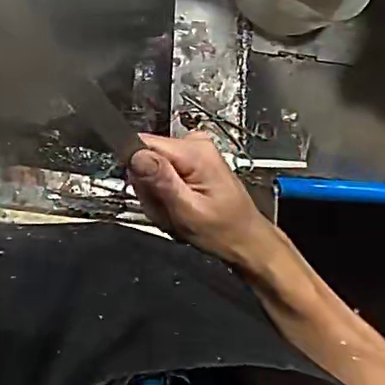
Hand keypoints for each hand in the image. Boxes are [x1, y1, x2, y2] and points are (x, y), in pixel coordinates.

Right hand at [128, 132, 278, 269]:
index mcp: (195, 152)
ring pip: (149, 165)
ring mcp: (194, 149)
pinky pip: (159, 169)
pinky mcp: (191, 158)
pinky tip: (179, 204)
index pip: (141, 145)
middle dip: (148, 187)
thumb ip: (160, 181)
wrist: (248, 242)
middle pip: (145, 156)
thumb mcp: (188, 212)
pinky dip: (163, 190)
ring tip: (175, 210)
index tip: (152, 194)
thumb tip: (136, 155)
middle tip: (167, 209)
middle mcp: (195, 143)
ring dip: (155, 193)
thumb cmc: (226, 232)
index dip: (138, 172)